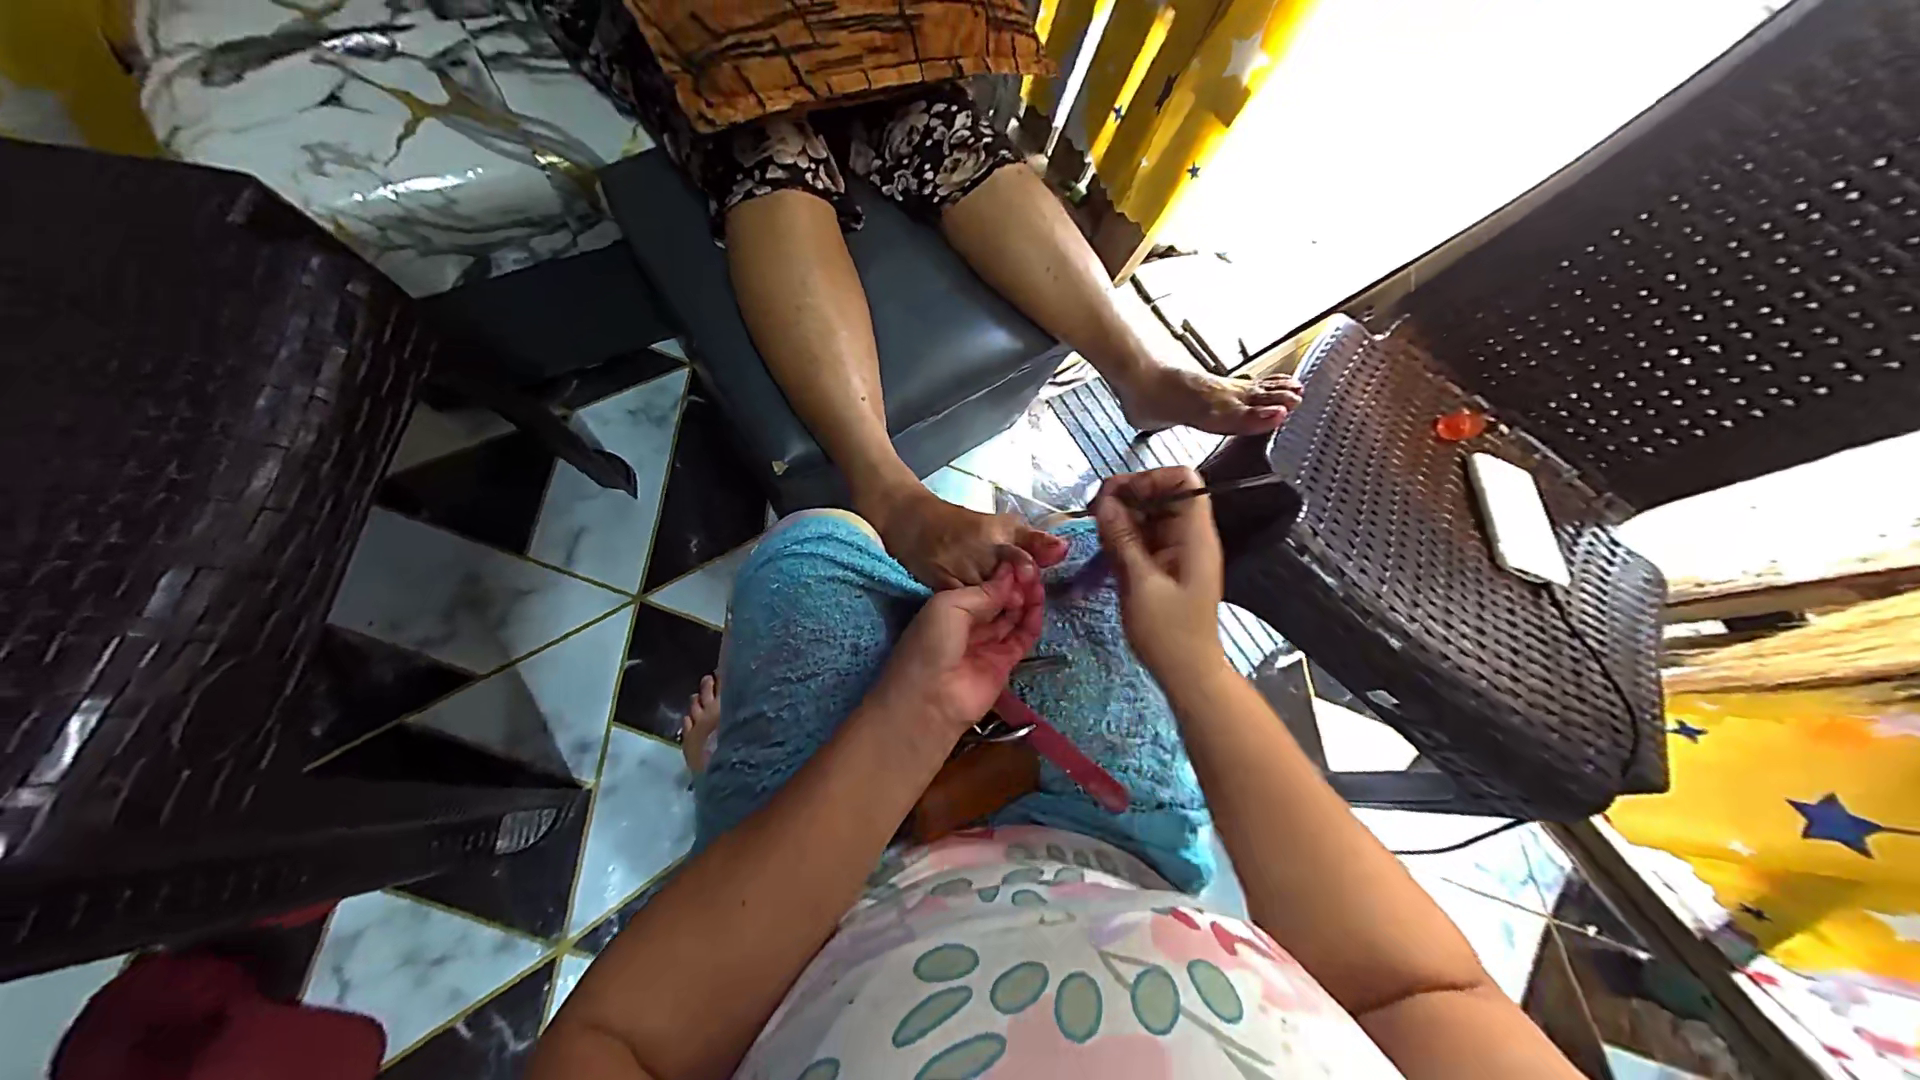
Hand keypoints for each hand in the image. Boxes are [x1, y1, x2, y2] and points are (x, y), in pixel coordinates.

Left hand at [866, 557, 1045, 738]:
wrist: (929, 701)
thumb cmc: (930, 645)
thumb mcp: (949, 606)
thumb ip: (983, 591)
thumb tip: (1010, 574)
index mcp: (950, 606)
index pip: (980, 584)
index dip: (999, 572)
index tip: (1018, 558)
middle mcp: (969, 623)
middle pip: (999, 599)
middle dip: (1015, 583)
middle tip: (1032, 570)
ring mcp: (987, 643)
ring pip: (1013, 616)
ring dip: (1026, 599)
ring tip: (1038, 583)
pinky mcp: (1004, 662)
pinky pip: (1022, 637)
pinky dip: (1032, 621)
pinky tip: (1038, 605)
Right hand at [1092, 467, 1227, 682]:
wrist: (1186, 672)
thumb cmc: (1169, 632)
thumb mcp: (1141, 583)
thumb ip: (1122, 538)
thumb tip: (1105, 502)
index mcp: (1194, 535)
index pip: (1184, 480)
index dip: (1152, 478)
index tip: (1119, 493)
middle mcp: (1187, 536)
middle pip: (1162, 494)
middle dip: (1129, 495)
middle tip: (1096, 510)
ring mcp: (1175, 550)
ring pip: (1148, 514)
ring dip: (1121, 515)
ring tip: (1097, 528)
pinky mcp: (1161, 564)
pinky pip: (1141, 536)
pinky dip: (1122, 535)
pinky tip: (1105, 544)